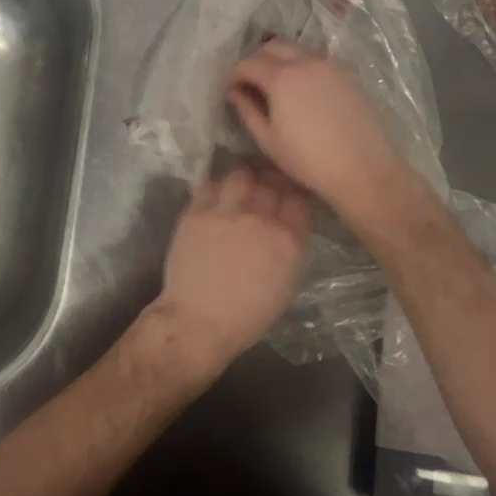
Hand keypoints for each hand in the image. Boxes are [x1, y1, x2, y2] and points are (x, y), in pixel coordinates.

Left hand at [148, 166, 310, 379]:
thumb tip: (288, 227)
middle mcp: (259, 219)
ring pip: (241, 174)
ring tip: (242, 184)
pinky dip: (217, 184)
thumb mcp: (286, 286)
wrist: (198, 321)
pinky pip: (209, 184)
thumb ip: (290, 249)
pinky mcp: (196, 211)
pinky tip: (218, 192)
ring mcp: (225, 212)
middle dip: (272, 180)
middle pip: (271, 181)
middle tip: (267, 184)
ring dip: (244, 177)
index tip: (291, 194)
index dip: (296, 193)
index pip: (299, 199)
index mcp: (287, 240)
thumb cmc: (247, 316)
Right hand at [227, 38, 406, 209]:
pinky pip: (318, 61)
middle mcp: (306, 62)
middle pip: (273, 46)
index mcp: (281, 77)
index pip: (247, 63)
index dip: (234, 75)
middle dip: (257, 60)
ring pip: (298, 50)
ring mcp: (331, 66)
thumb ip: (247, 110)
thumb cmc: (309, 160)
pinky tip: (304, 93)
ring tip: (277, 87)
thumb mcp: (268, 140)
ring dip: (281, 60)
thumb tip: (234, 93)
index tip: (230, 90)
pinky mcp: (349, 75)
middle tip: (251, 84)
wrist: (365, 170)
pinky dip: (303, 68)